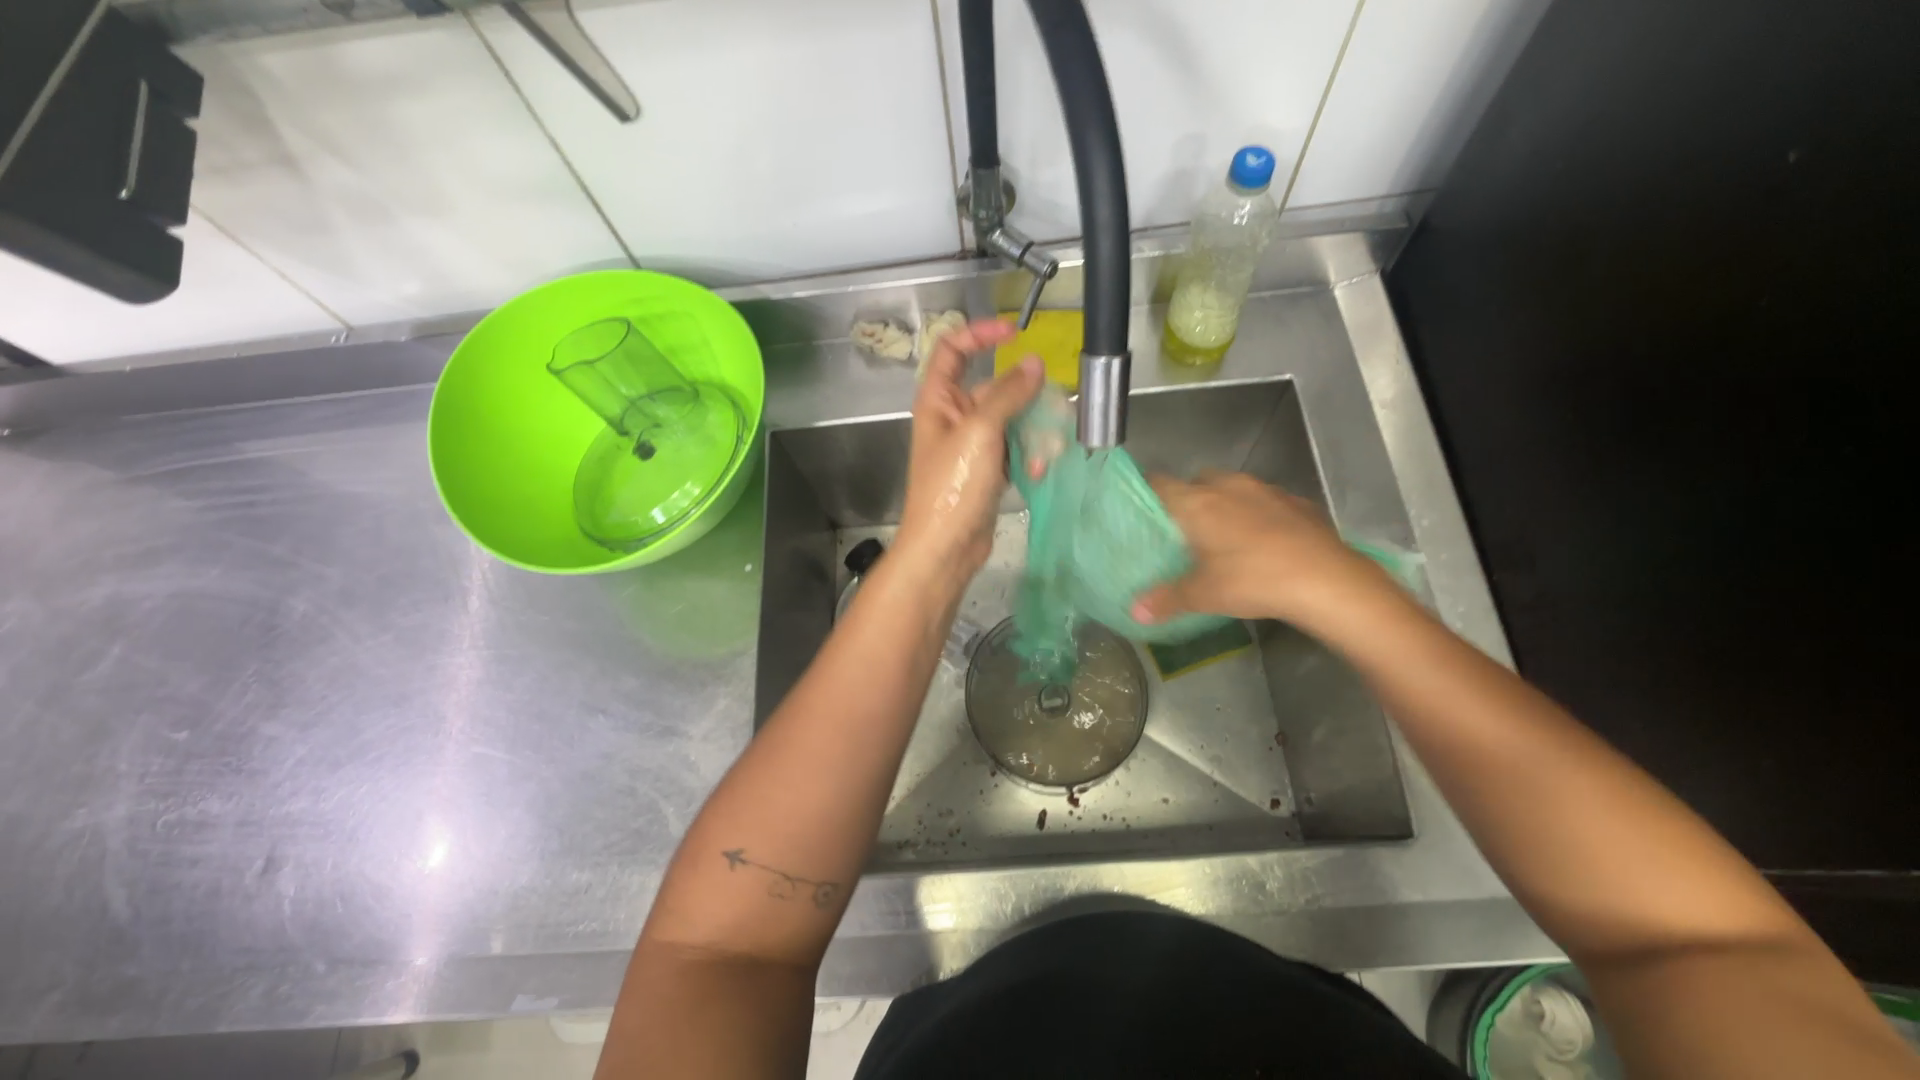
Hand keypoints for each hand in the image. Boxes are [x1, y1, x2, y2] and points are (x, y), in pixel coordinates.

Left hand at [895, 319, 1042, 581]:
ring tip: (1045, 452)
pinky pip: (1015, 449)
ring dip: (1032, 431)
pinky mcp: (987, 471)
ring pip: (1011, 420)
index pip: (952, 349)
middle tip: (1054, 405)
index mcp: (937, 399)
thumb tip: (1034, 363)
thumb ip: (1008, 393)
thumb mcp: (980, 432)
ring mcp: (971, 446)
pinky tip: (1037, 472)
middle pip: (994, 388)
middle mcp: (952, 417)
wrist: (945, 549)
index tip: (1014, 332)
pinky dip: (1028, 456)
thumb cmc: (953, 487)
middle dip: (1025, 397)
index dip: (980, 334)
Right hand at [1132, 471, 1385, 625]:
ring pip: (1235, 488)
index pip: (1159, 482)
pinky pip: (1267, 502)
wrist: (1327, 580)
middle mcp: (1229, 486)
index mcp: (1197, 502)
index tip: (1142, 511)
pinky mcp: (1299, 502)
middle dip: (1190, 499)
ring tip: (1226, 537)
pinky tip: (1266, 542)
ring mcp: (1267, 491)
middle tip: (1185, 532)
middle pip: (1198, 480)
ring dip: (1227, 505)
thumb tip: (1133, 612)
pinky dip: (1260, 515)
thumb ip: (1166, 599)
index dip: (1147, 493)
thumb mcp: (1204, 595)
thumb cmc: (1252, 580)